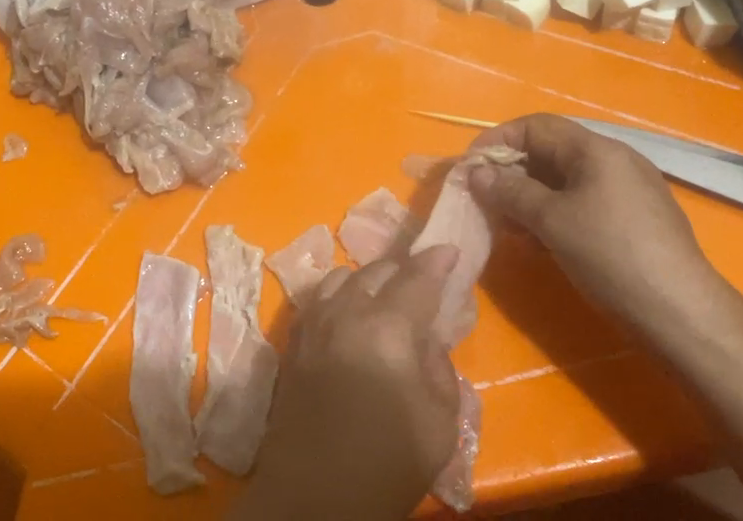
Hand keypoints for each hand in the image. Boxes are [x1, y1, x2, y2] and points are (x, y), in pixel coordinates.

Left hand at [232, 246, 462, 520]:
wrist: (314, 491)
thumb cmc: (388, 461)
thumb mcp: (440, 421)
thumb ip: (438, 368)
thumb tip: (426, 340)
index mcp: (389, 325)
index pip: (417, 278)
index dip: (436, 261)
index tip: (449, 250)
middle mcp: (347, 311)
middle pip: (377, 271)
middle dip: (403, 268)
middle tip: (422, 277)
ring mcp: (314, 323)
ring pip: (342, 278)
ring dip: (367, 277)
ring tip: (383, 291)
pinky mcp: (293, 340)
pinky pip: (317, 298)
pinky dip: (338, 293)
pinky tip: (346, 308)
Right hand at [467, 114, 731, 334]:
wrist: (681, 315)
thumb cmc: (610, 255)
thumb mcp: (550, 221)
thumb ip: (509, 192)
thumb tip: (476, 173)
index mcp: (597, 150)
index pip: (535, 126)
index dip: (497, 142)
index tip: (470, 169)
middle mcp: (615, 161)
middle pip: (550, 151)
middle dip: (511, 172)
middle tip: (484, 200)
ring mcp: (629, 191)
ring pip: (564, 180)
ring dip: (529, 196)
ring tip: (507, 225)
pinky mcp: (635, 221)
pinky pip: (583, 202)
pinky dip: (554, 213)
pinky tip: (540, 241)